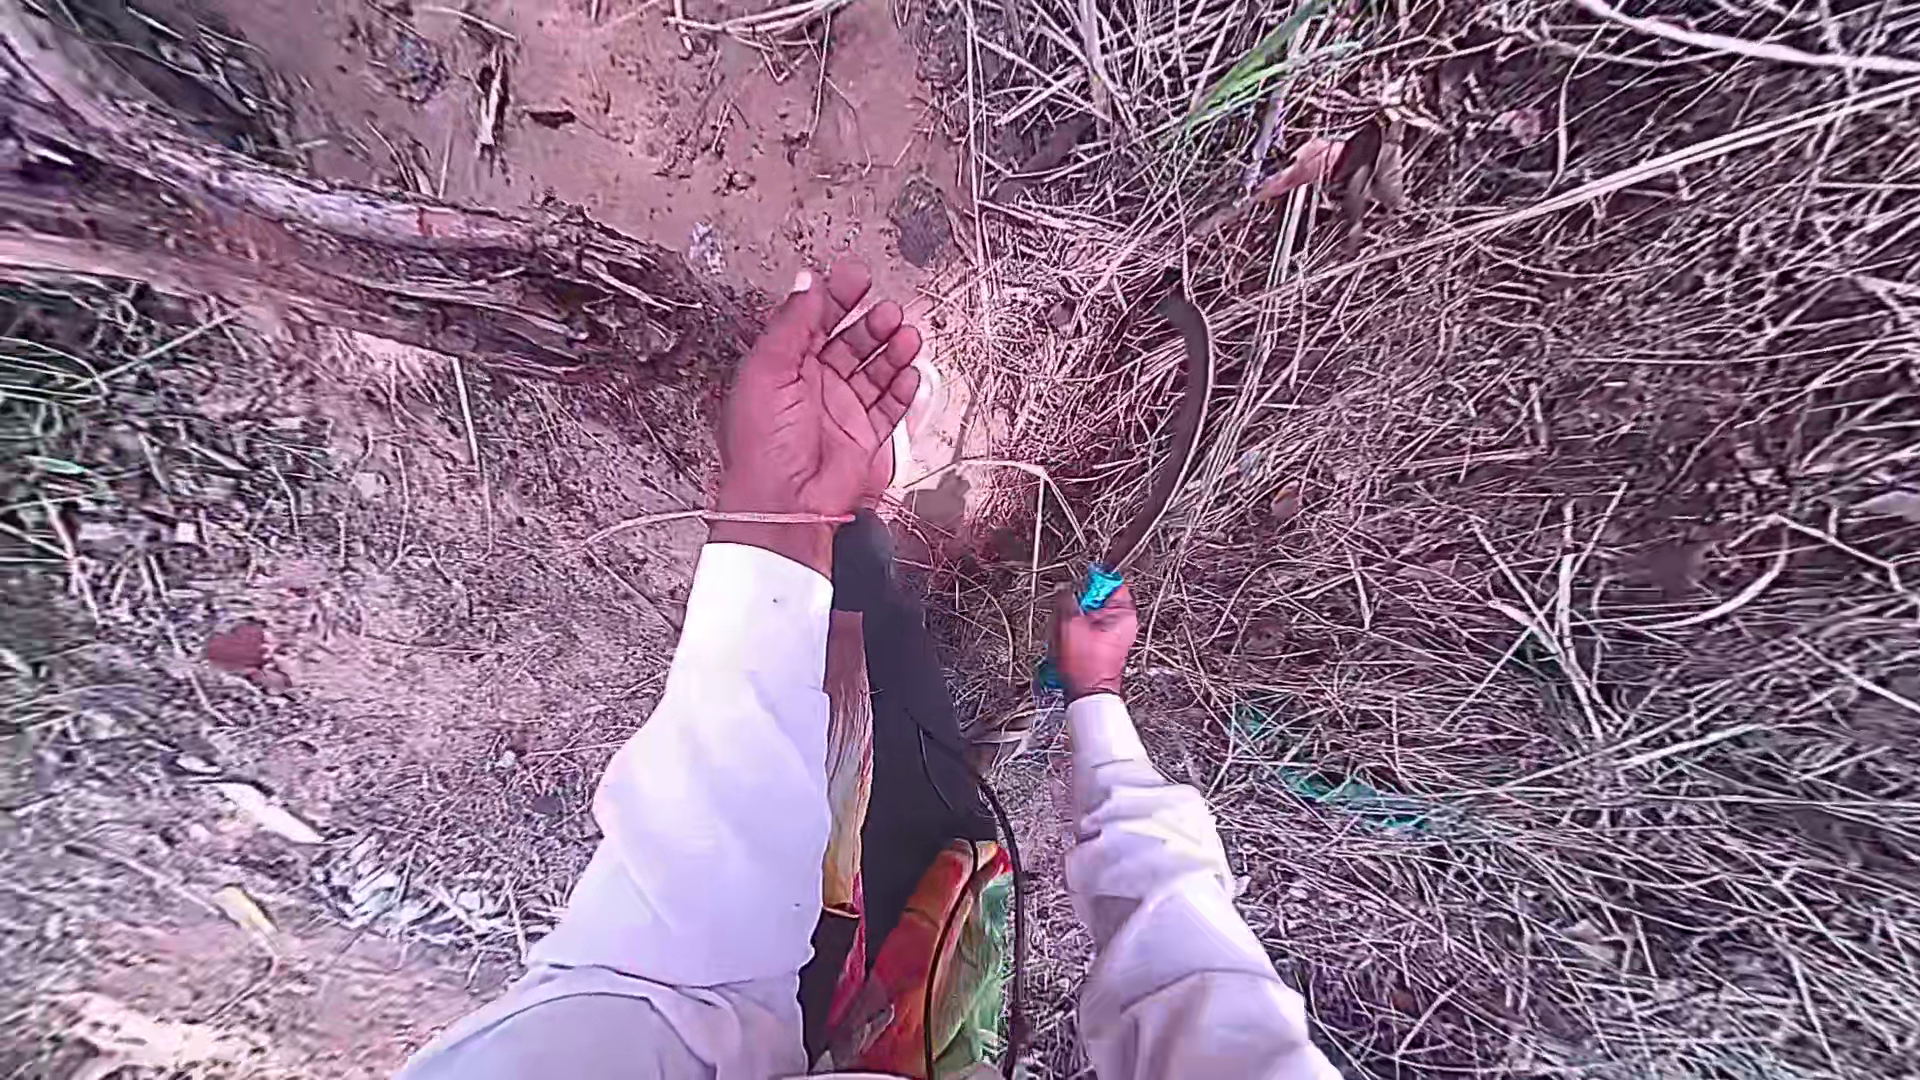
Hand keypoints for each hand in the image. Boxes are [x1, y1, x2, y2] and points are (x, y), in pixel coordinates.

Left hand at [712, 260, 921, 573]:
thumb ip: (791, 325)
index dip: (837, 297)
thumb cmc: (764, 447)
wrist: (787, 501)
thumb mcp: (768, 371)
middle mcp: (816, 386)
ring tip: (906, 337)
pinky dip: (903, 390)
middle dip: (871, 324)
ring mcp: (843, 411)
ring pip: (876, 371)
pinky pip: (890, 406)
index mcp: (786, 367)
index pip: (816, 321)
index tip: (856, 278)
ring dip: (892, 351)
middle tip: (887, 312)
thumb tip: (807, 285)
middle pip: (852, 343)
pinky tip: (909, 375)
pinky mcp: (865, 436)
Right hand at [1051, 582, 1136, 700]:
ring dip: (1074, 620)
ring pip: (1090, 616)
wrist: (1086, 693)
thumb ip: (1066, 598)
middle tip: (1070, 616)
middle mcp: (1124, 624)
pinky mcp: (1105, 646)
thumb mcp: (1069, 622)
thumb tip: (1065, 588)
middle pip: (1098, 600)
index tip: (1079, 586)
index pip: (1111, 583)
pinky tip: (1068, 642)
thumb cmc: (1085, 664)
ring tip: (1067, 632)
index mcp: (1124, 614)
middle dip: (1079, 606)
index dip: (1092, 582)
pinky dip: (1076, 632)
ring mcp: (1115, 636)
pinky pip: (1088, 630)